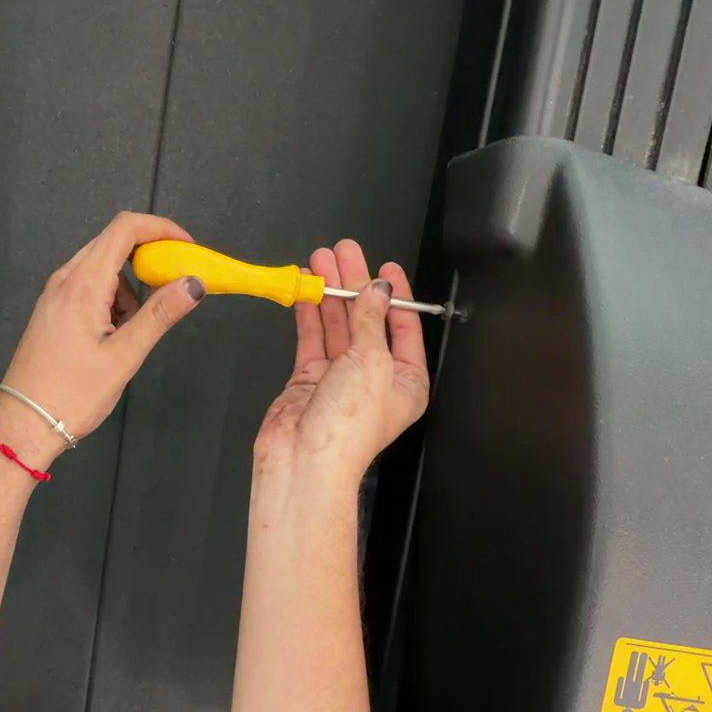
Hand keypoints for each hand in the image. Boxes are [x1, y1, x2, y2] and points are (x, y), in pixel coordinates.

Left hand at [0, 211, 205, 468]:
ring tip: (128, 337)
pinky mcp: (52, 311)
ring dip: (128, 291)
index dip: (161, 229)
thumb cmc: (73, 395)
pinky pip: (88, 290)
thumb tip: (194, 283)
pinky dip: (110, 304)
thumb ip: (160, 315)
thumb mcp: (124, 356)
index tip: (187, 249)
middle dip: (147, 263)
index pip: (124, 228)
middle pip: (113, 245)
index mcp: (82, 284)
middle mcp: (65, 279)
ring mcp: (55, 295)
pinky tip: (111, 339)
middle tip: (169, 296)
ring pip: (102, 271)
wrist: (25, 424)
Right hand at [254, 239, 428, 482]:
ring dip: (329, 293)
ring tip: (320, 261)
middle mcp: (374, 379)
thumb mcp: (372, 362)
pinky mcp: (308, 380)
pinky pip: (312, 339)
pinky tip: (306, 289)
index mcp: (405, 381)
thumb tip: (375, 289)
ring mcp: (339, 379)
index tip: (385, 265)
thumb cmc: (349, 425)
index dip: (395, 294)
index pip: (404, 327)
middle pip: (367, 321)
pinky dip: (308, 313)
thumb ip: (370, 320)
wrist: (305, 460)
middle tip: (344, 252)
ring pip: (337, 326)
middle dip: (355, 284)